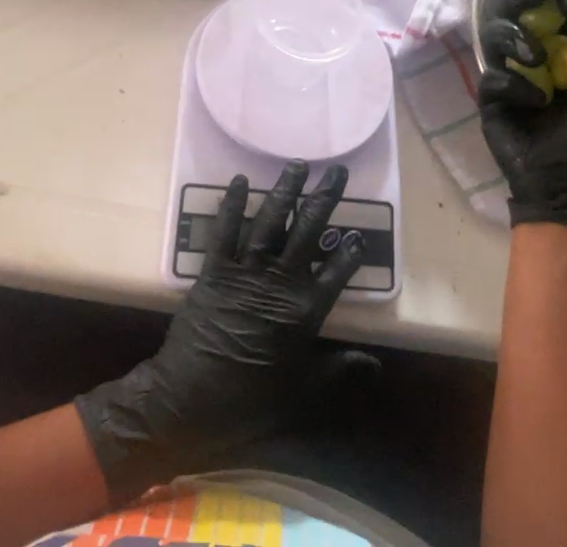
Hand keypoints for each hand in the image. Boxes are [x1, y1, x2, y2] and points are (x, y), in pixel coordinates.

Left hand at [74, 161, 374, 497]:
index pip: (337, 272)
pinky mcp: (214, 270)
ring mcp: (246, 271)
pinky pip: (225, 230)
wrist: (190, 400)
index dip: (350, 252)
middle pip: (308, 232)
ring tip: (298, 165)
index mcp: (306, 311)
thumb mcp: (304, 388)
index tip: (359, 234)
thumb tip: (376, 366)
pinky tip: (240, 180)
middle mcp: (280, 282)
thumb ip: (340, 370)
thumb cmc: (251, 399)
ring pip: (271, 221)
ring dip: (285, 191)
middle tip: (337, 171)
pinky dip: (233, 204)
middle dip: (324, 199)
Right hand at [479, 0, 566, 228]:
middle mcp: (538, 60)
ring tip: (538, 57)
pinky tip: (537, 103)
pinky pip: (494, 77)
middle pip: (515, 13)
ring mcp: (512, 80)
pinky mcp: (492, 102)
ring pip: (495, 36)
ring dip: (517, 37)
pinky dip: (517, 84)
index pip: (552, 8)